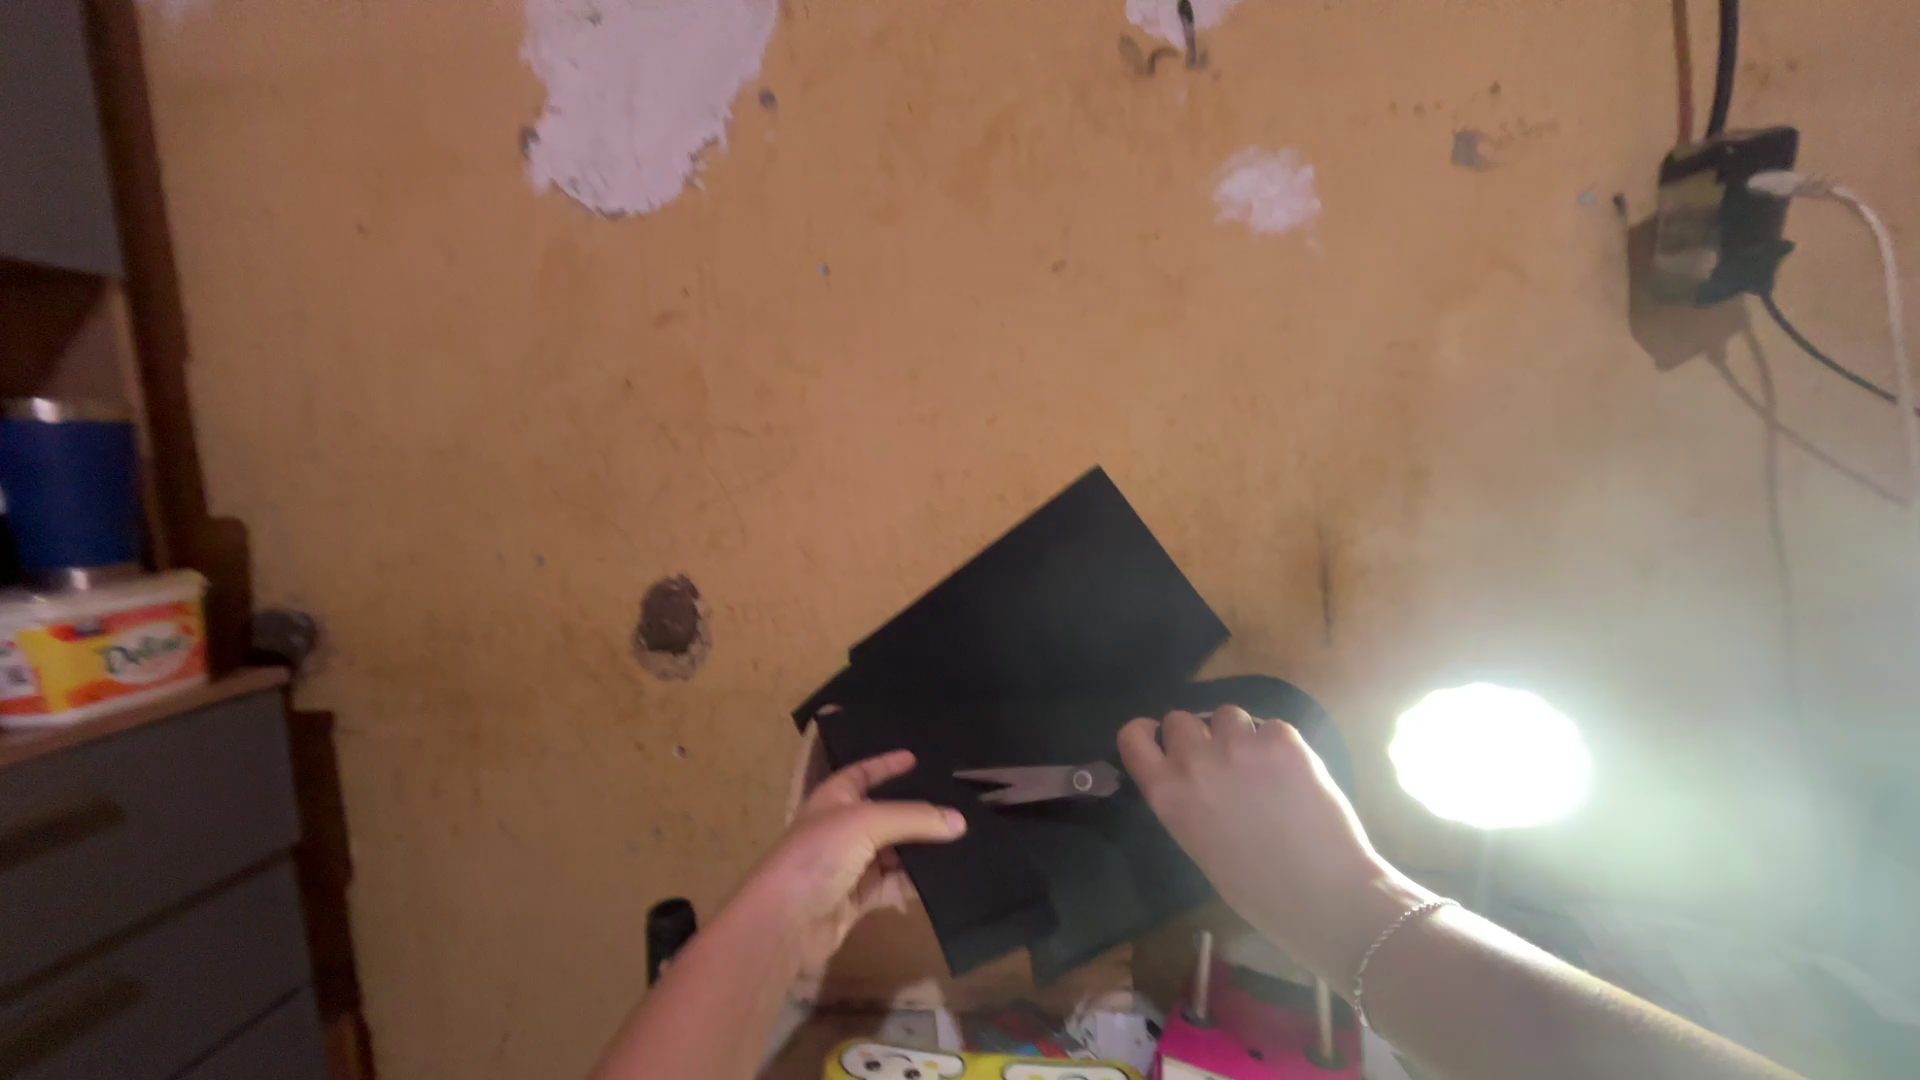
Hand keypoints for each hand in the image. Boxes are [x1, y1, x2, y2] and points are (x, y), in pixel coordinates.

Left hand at [732, 750, 965, 976]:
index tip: (915, 758)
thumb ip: (914, 819)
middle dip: (915, 810)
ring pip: (894, 850)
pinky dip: (916, 881)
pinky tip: (945, 876)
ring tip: (961, 838)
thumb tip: (959, 821)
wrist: (785, 921)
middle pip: (886, 813)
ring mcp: (850, 864)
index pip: (863, 772)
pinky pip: (895, 884)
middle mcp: (842, 827)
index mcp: (834, 798)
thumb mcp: (866, 822)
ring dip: (921, 848)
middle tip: (954, 802)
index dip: (886, 765)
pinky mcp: (859, 898)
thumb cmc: (818, 854)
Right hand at [1119, 707, 1433, 984]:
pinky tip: (1294, 774)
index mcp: (1168, 794)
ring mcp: (1240, 746)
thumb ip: (1185, 799)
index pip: (1133, 737)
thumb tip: (1193, 774)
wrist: (1328, 899)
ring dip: (1239, 734)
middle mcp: (1196, 762)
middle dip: (1197, 735)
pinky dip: (1279, 744)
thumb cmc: (1257, 891)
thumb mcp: (1198, 844)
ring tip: (1262, 766)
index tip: (1161, 742)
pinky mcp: (1283, 740)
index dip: (1147, 734)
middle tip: (1220, 761)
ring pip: (1228, 714)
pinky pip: (1272, 726)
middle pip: (1180, 719)